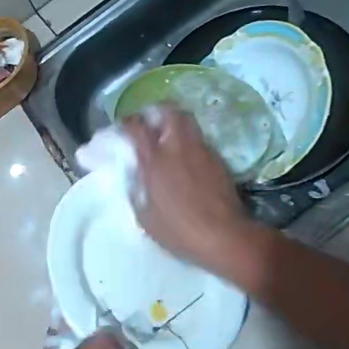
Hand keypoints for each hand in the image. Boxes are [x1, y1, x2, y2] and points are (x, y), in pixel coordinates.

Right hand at [124, 107, 271, 283]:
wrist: (225, 237)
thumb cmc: (179, 230)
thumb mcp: (145, 216)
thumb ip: (136, 188)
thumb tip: (134, 173)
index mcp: (155, 160)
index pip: (137, 127)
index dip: (127, 123)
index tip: (122, 130)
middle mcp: (179, 147)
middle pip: (169, 111)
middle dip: (156, 113)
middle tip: (149, 127)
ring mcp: (202, 151)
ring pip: (188, 123)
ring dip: (175, 126)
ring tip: (168, 143)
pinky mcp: (218, 160)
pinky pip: (200, 142)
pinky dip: (190, 145)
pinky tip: (187, 163)